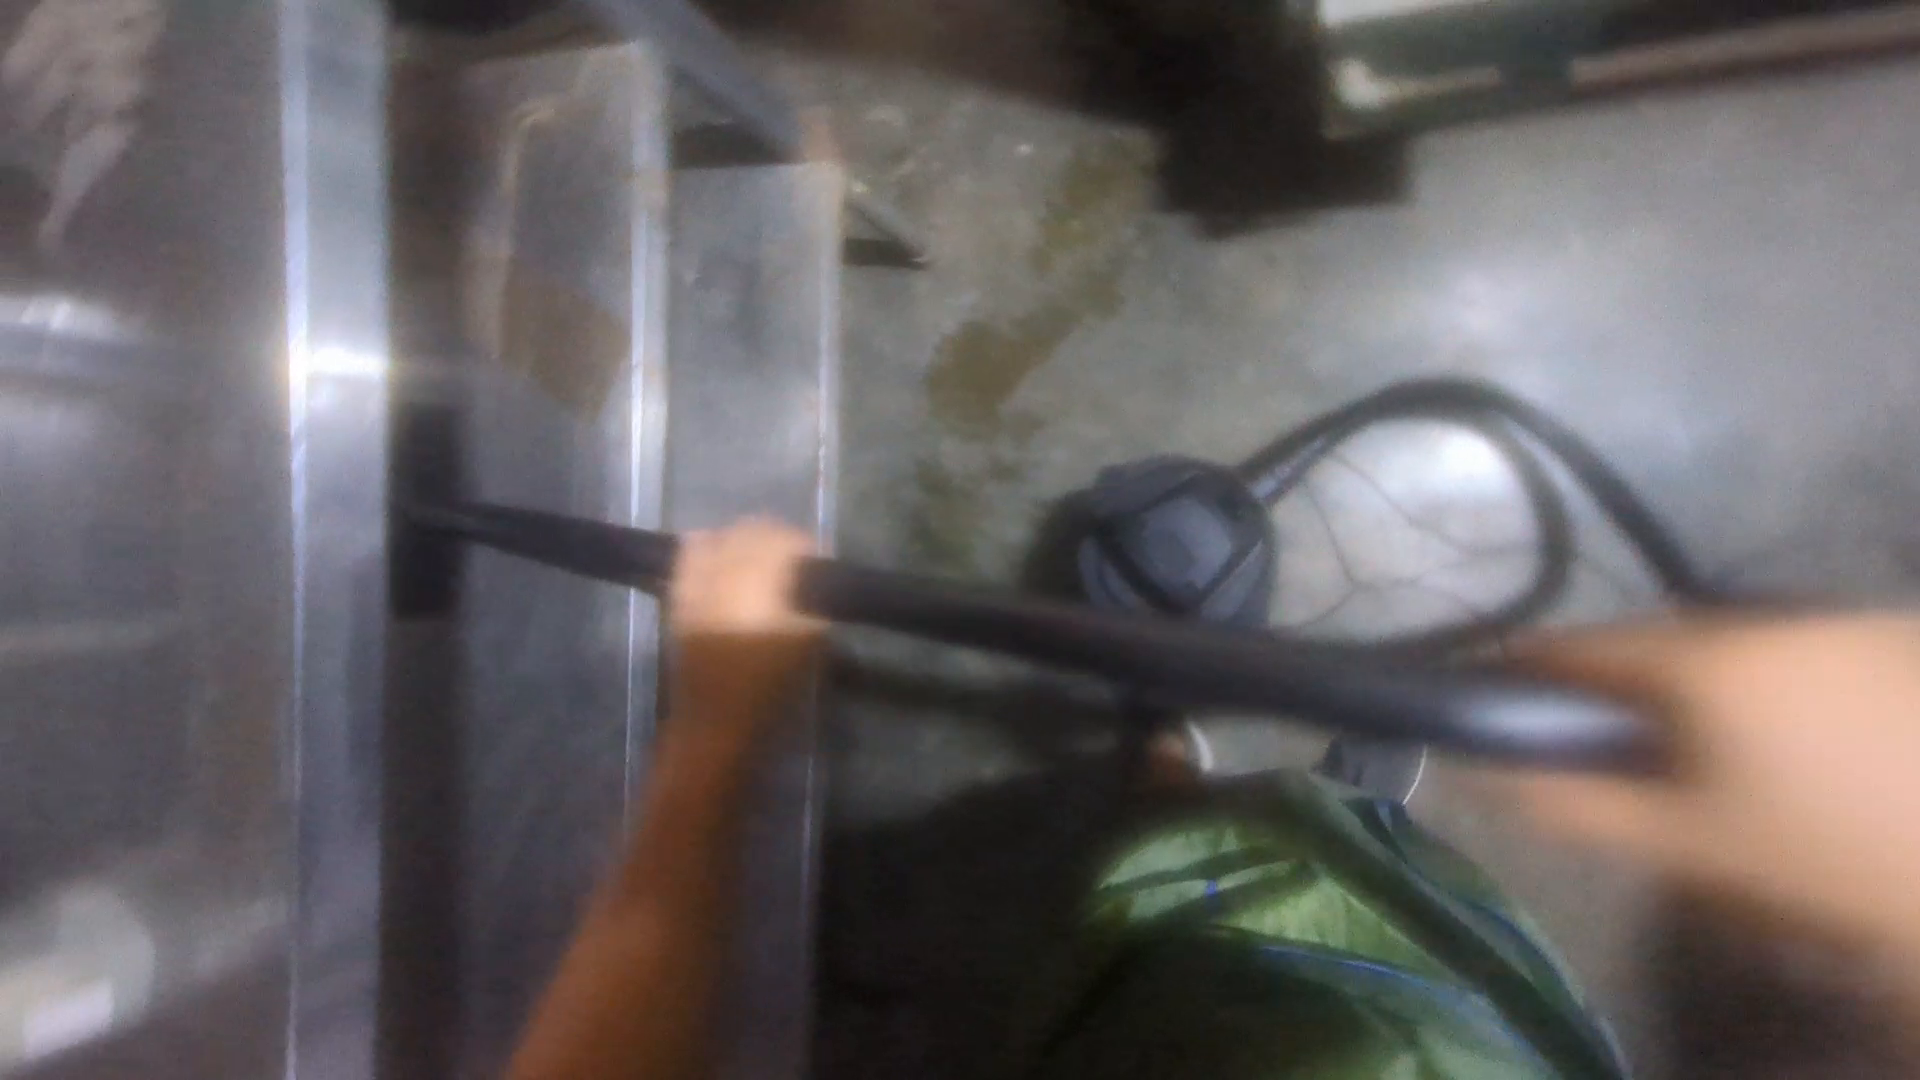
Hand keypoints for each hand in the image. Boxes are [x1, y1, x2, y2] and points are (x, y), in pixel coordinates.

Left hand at [667, 520, 824, 746]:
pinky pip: (689, 556)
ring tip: (758, 558)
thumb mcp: (810, 644)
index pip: (785, 541)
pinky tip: (723, 560)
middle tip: (793, 558)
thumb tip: (817, 579)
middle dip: (776, 537)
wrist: (717, 724)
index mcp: (762, 588)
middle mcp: (725, 577)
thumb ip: (815, 603)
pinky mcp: (679, 597)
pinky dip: (707, 548)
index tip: (819, 558)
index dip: (805, 545)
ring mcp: (697, 584)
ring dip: (742, 540)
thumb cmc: (772, 689)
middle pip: (751, 531)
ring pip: (720, 537)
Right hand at [1504, 615, 1919, 966]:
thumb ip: (1573, 802)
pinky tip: (1765, 727)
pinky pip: (1781, 646)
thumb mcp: (1691, 842)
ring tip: (1681, 734)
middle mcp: (1772, 620)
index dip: (1530, 666)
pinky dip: (1745, 676)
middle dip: (1609, 679)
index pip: (1582, 644)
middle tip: (1594, 731)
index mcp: (1710, 660)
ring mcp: (1845, 626)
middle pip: (1649, 640)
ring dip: (1677, 677)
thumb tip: (1480, 777)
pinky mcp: (1897, 645)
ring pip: (1716, 641)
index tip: (1499, 693)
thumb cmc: (1834, 859)